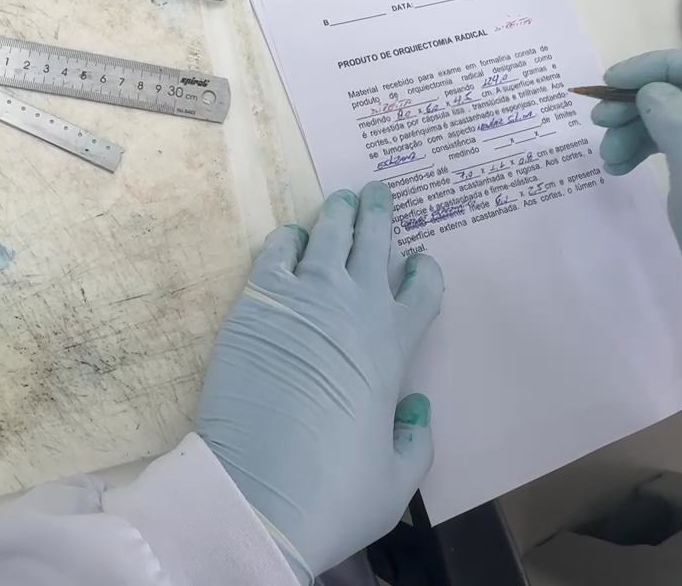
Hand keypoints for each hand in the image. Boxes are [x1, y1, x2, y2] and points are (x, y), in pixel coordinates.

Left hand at [197, 183, 444, 581]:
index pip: (422, 289)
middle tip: (377, 192)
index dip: (423, 269)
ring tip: (342, 198)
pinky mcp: (259, 297)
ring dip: (338, 212)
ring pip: (330, 234)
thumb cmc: (334, 490)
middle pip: (374, 243)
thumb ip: (414, 440)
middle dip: (379, 213)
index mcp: (393, 346)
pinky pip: (277, 251)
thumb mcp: (396, 480)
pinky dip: (287, 238)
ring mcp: (306, 295)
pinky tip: (292, 235)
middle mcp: (354, 307)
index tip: (419, 258)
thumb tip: (418, 408)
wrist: (259, 489)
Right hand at [590, 49, 681, 347]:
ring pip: (673, 115)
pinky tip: (619, 164)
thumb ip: (676, 122)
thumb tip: (648, 88)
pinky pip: (673, 140)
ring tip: (608, 154)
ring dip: (634, 129)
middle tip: (599, 121)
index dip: (656, 67)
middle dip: (639, 104)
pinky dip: (642, 147)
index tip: (610, 82)